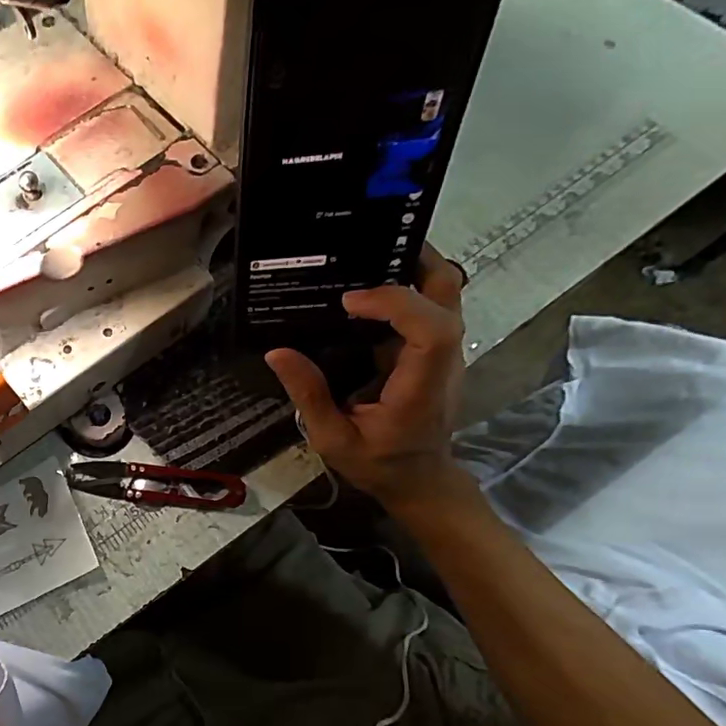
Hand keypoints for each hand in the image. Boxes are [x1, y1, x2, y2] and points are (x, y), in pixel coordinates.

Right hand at [265, 246, 471, 510]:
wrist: (420, 480)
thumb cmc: (379, 464)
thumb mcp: (334, 439)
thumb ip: (310, 395)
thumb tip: (277, 352)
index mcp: (421, 386)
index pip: (432, 329)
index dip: (396, 302)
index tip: (350, 300)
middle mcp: (444, 361)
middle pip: (448, 292)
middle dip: (414, 260)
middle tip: (367, 246)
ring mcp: (446, 353)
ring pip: (445, 292)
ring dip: (411, 268)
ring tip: (365, 259)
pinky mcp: (437, 352)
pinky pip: (429, 307)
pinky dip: (404, 289)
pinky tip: (367, 292)